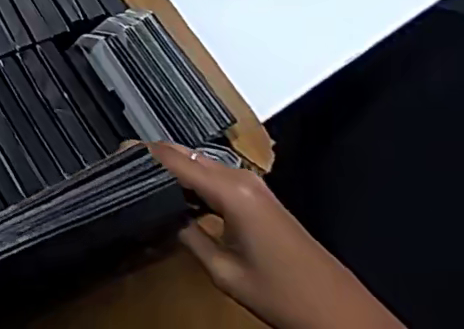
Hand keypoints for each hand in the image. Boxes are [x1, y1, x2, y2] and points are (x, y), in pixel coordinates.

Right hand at [149, 142, 403, 328]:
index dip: (142, 153)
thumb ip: (189, 238)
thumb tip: (167, 218)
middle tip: (125, 165)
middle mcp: (241, 178)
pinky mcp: (262, 198)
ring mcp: (255, 186)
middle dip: (156, 156)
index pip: (174, 159)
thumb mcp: (225, 274)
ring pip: (201, 162)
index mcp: (230, 191)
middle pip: (187, 153)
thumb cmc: (286, 298)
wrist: (346, 318)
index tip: (117, 152)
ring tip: (146, 179)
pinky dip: (194, 179)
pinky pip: (217, 175)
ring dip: (175, 167)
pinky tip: (181, 196)